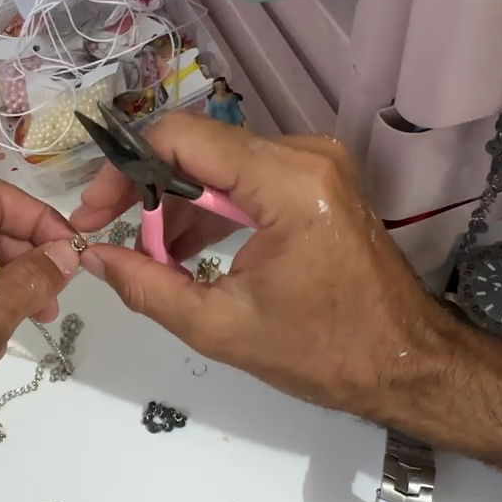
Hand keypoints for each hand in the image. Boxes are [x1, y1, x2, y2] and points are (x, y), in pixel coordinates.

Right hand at [68, 113, 454, 422]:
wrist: (408, 363)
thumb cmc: (324, 353)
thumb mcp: (221, 328)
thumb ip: (147, 288)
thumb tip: (92, 257)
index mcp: (287, 182)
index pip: (181, 138)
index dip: (125, 169)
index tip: (95, 212)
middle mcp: (303, 153)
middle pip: (196, 147)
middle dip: (144, 189)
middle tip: (107, 233)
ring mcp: (314, 161)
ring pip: (215, 162)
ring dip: (173, 204)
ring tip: (147, 256)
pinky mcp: (315, 178)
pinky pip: (242, 177)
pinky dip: (207, 208)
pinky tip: (184, 250)